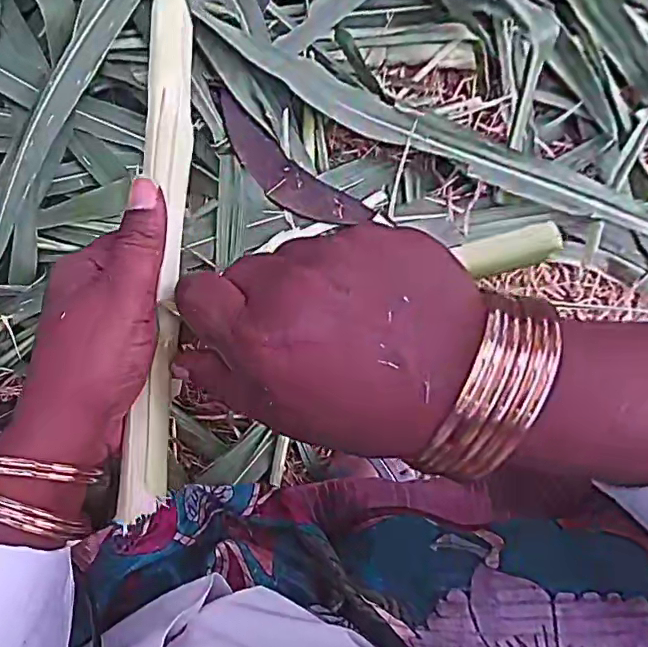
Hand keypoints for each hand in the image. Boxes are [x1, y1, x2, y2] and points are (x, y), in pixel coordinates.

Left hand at [1, 178, 167, 468]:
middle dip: (163, 300)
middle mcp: (87, 297)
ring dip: (162, 332)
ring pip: (150, 316)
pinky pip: (147, 346)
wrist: (76, 428)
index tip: (172, 273)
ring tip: (154, 349)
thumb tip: (146, 189)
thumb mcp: (124, 293)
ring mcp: (99, 331)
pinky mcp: (111, 360)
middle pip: (145, 280)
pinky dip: (156, 356)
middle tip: (160, 319)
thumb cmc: (91, 363)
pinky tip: (152, 368)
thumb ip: (139, 243)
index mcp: (82, 270)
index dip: (159, 254)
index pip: (132, 239)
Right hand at [174, 224, 484, 458]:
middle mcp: (286, 285)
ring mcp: (331, 253)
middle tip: (283, 330)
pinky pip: (331, 246)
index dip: (201, 307)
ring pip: (284, 258)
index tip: (216, 320)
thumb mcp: (278, 412)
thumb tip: (187, 357)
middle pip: (238, 272)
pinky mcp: (370, 234)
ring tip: (331, 318)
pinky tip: (362, 302)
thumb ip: (222, 379)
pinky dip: (336, 269)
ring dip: (293, 282)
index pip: (194, 291)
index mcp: (255, 334)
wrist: (460, 383)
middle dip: (249, 298)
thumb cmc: (364, 409)